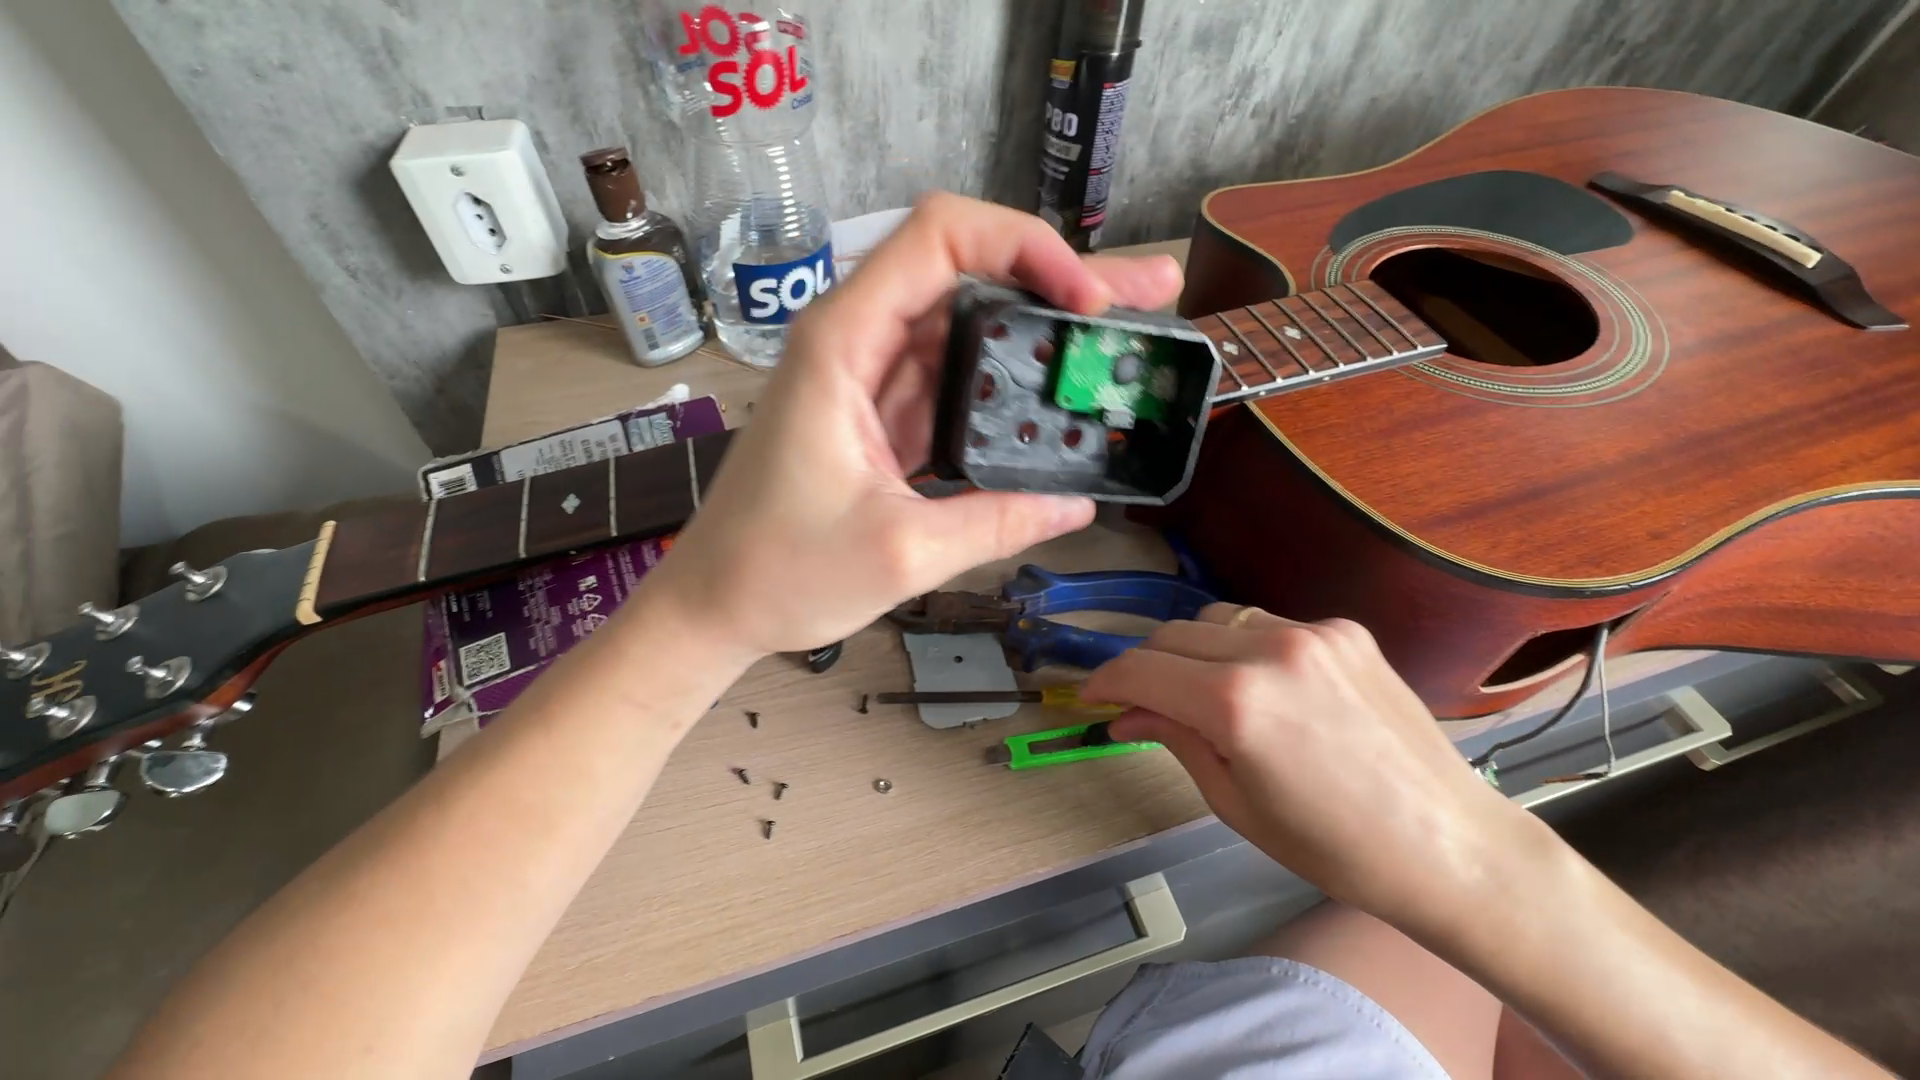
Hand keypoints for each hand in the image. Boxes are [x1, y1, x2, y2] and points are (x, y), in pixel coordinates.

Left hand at [647, 193, 1184, 658]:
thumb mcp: (902, 552)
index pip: (939, 236)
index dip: (1023, 245)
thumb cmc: (779, 572)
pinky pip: (954, 381)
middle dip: (1059, 281)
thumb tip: (1076, 503)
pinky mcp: (881, 416)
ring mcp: (870, 379)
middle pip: (967, 276)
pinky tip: (1060, 395)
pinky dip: (1009, 383)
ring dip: (1042, 332)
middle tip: (1147, 296)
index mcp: (843, 342)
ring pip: (968, 328)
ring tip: (1121, 343)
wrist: (715, 605)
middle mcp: (857, 342)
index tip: (1084, 299)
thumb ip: (996, 522)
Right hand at [1084, 604, 1531, 921]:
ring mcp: (1313, 633)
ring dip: (1193, 649)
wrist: (1448, 844)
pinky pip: (1268, 623)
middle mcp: (1270, 650)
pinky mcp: (1345, 630)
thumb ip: (1172, 738)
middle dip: (1146, 666)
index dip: (1105, 681)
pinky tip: (1264, 686)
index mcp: (1237, 704)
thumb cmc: (1332, 847)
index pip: (1141, 668)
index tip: (1090, 696)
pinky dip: (1245, 647)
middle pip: (1172, 634)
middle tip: (1142, 704)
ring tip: (1202, 692)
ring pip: (1218, 618)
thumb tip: (1125, 714)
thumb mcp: (1233, 802)